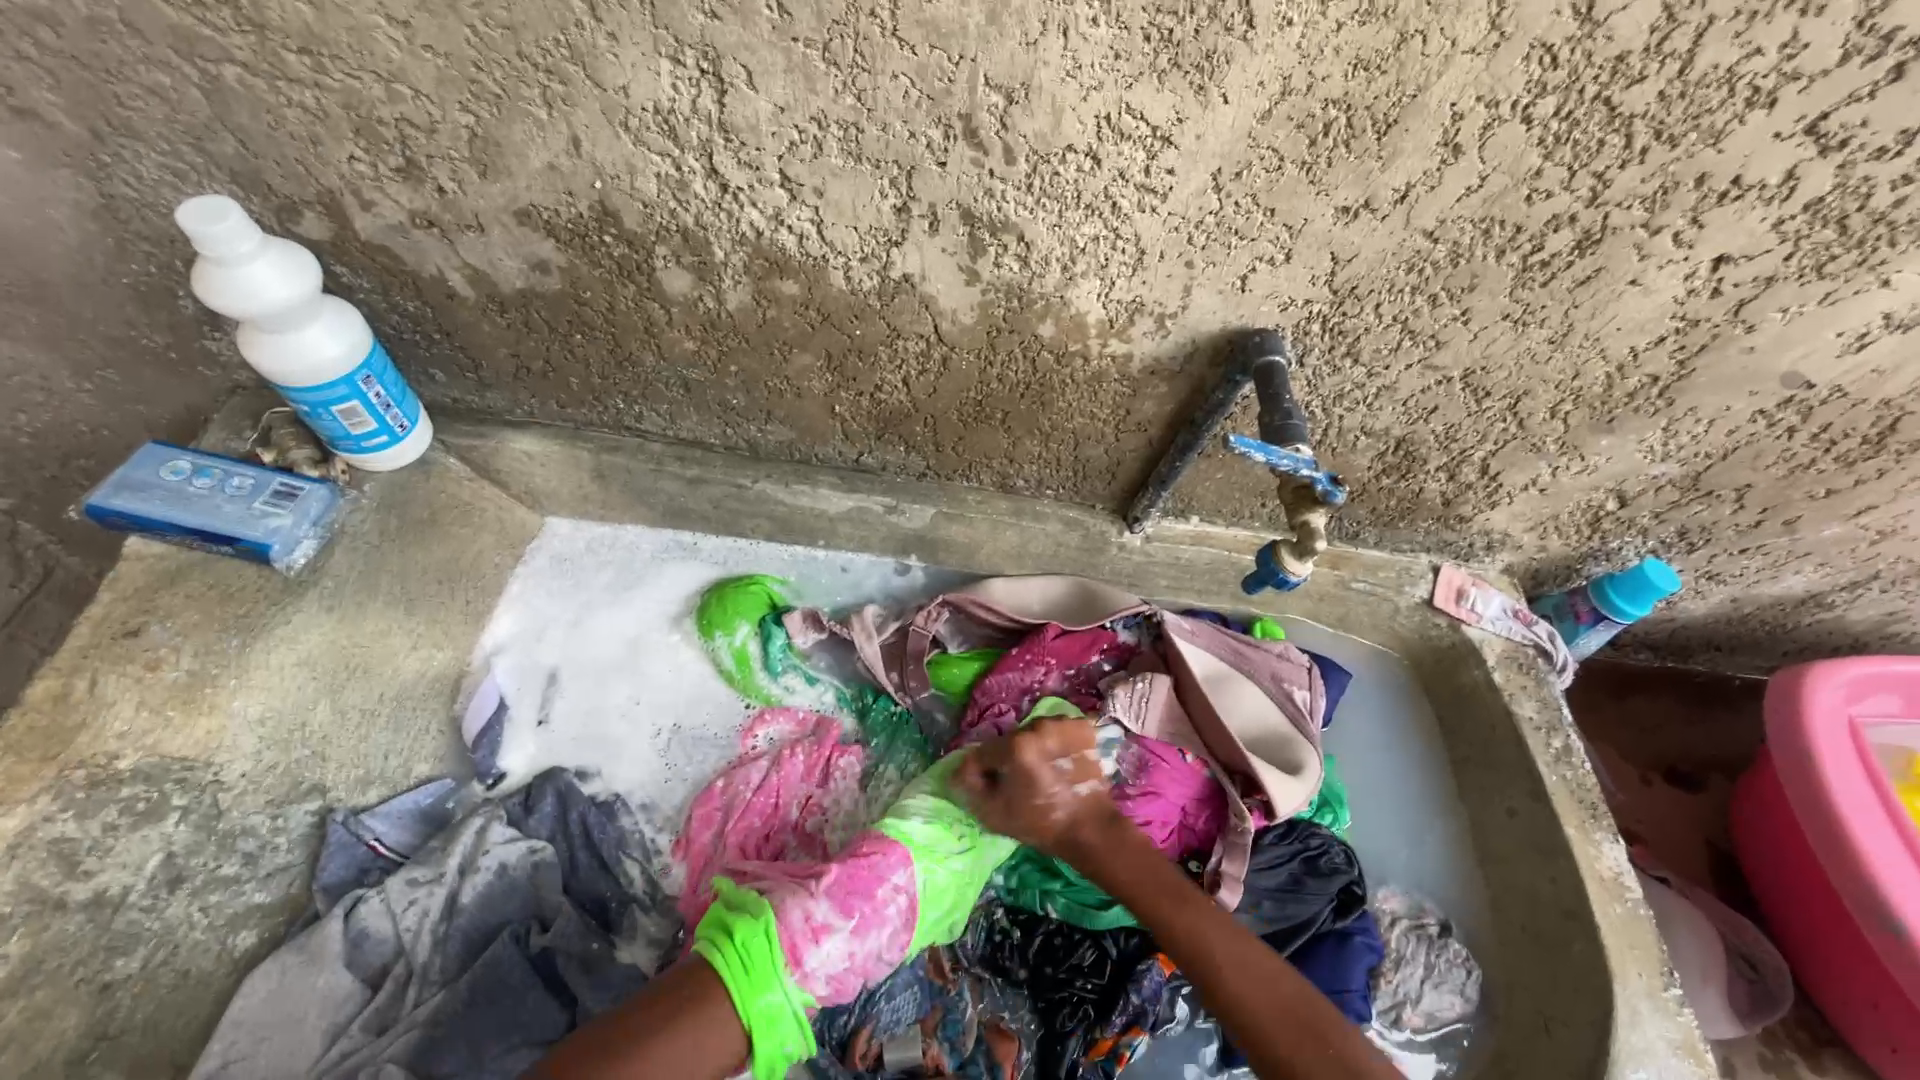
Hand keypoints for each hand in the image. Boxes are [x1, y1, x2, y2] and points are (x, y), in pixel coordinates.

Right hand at [952, 716, 1120, 859]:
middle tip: (1017, 783)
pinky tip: (1059, 762)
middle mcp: (1038, 726)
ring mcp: (1064, 723)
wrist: (1090, 828)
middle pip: (1010, 740)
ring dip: (1032, 748)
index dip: (982, 771)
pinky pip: (1057, 730)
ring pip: (1033, 733)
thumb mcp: (993, 813)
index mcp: (1015, 745)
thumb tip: (961, 770)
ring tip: (1041, 772)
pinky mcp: (1083, 727)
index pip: (984, 752)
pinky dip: (1055, 742)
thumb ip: (970, 787)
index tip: (989, 787)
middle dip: (1008, 759)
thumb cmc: (1040, 824)